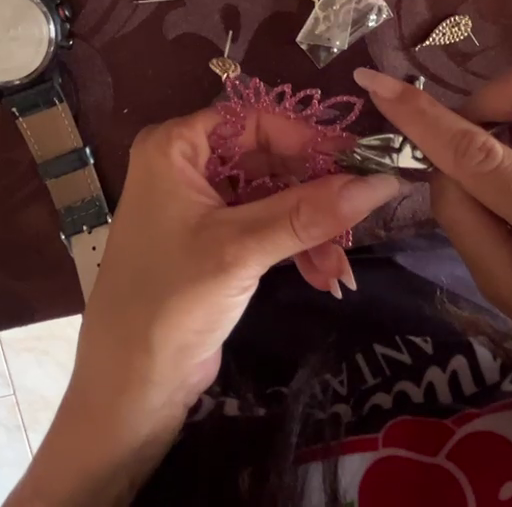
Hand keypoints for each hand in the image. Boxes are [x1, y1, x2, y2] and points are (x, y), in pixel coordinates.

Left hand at [14, 109, 400, 503]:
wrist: (129, 389)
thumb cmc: (169, 302)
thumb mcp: (240, 250)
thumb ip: (309, 213)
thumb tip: (382, 182)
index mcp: (176, 146)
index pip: (256, 122)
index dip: (309, 140)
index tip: (360, 164)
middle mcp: (187, 164)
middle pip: (270, 158)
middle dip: (315, 194)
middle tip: (359, 221)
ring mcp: (201, 204)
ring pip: (275, 195)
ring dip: (312, 228)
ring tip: (339, 269)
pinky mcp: (215, 240)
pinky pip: (268, 225)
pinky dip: (297, 247)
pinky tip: (325, 277)